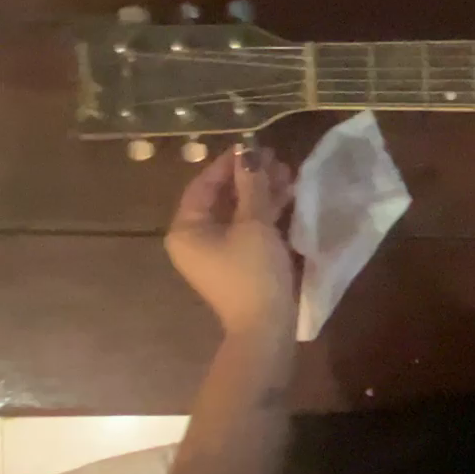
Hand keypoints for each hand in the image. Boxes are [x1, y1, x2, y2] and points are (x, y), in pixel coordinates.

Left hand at [165, 147, 296, 335]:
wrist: (266, 327)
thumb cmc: (253, 272)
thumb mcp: (255, 223)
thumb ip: (252, 185)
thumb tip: (250, 153)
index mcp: (186, 229)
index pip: (203, 185)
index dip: (229, 164)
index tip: (254, 146)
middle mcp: (195, 240)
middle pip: (221, 198)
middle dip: (250, 178)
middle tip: (277, 160)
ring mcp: (216, 254)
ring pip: (237, 213)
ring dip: (261, 194)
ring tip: (288, 176)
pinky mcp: (237, 264)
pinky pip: (247, 230)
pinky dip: (264, 214)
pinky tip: (287, 199)